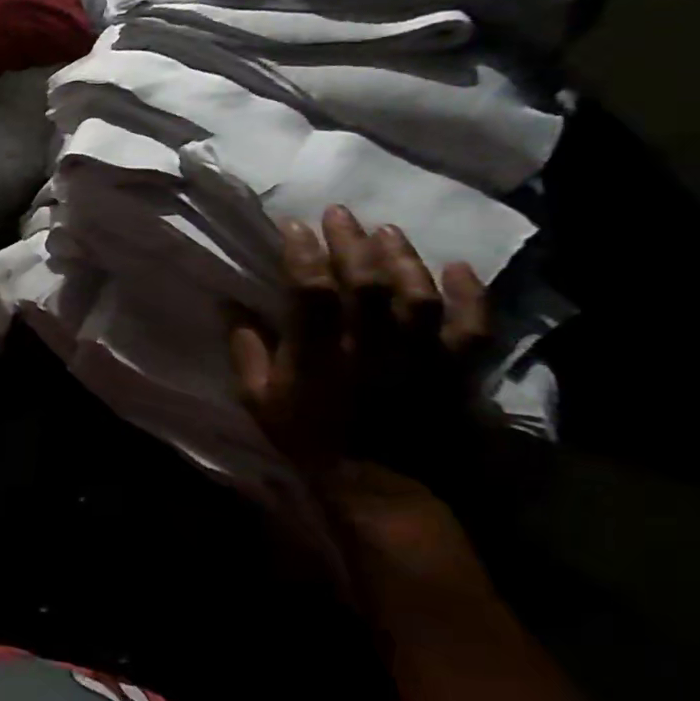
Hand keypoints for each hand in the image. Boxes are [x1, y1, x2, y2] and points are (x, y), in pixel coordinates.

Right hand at [231, 206, 493, 591]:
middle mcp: (370, 346)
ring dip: (401, 258)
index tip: (293, 226)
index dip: (302, 252)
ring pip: (416, 295)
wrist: (381, 487)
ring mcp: (416, 357)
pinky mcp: (452, 371)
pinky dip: (468, 296)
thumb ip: (245, 349)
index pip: (312, 289)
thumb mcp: (259, 397)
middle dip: (351, 241)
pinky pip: (470, 328)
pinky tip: (456, 268)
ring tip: (387, 231)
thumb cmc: (309, 438)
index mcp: (319, 352)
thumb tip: (229, 305)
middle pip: (366, 281)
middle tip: (340, 214)